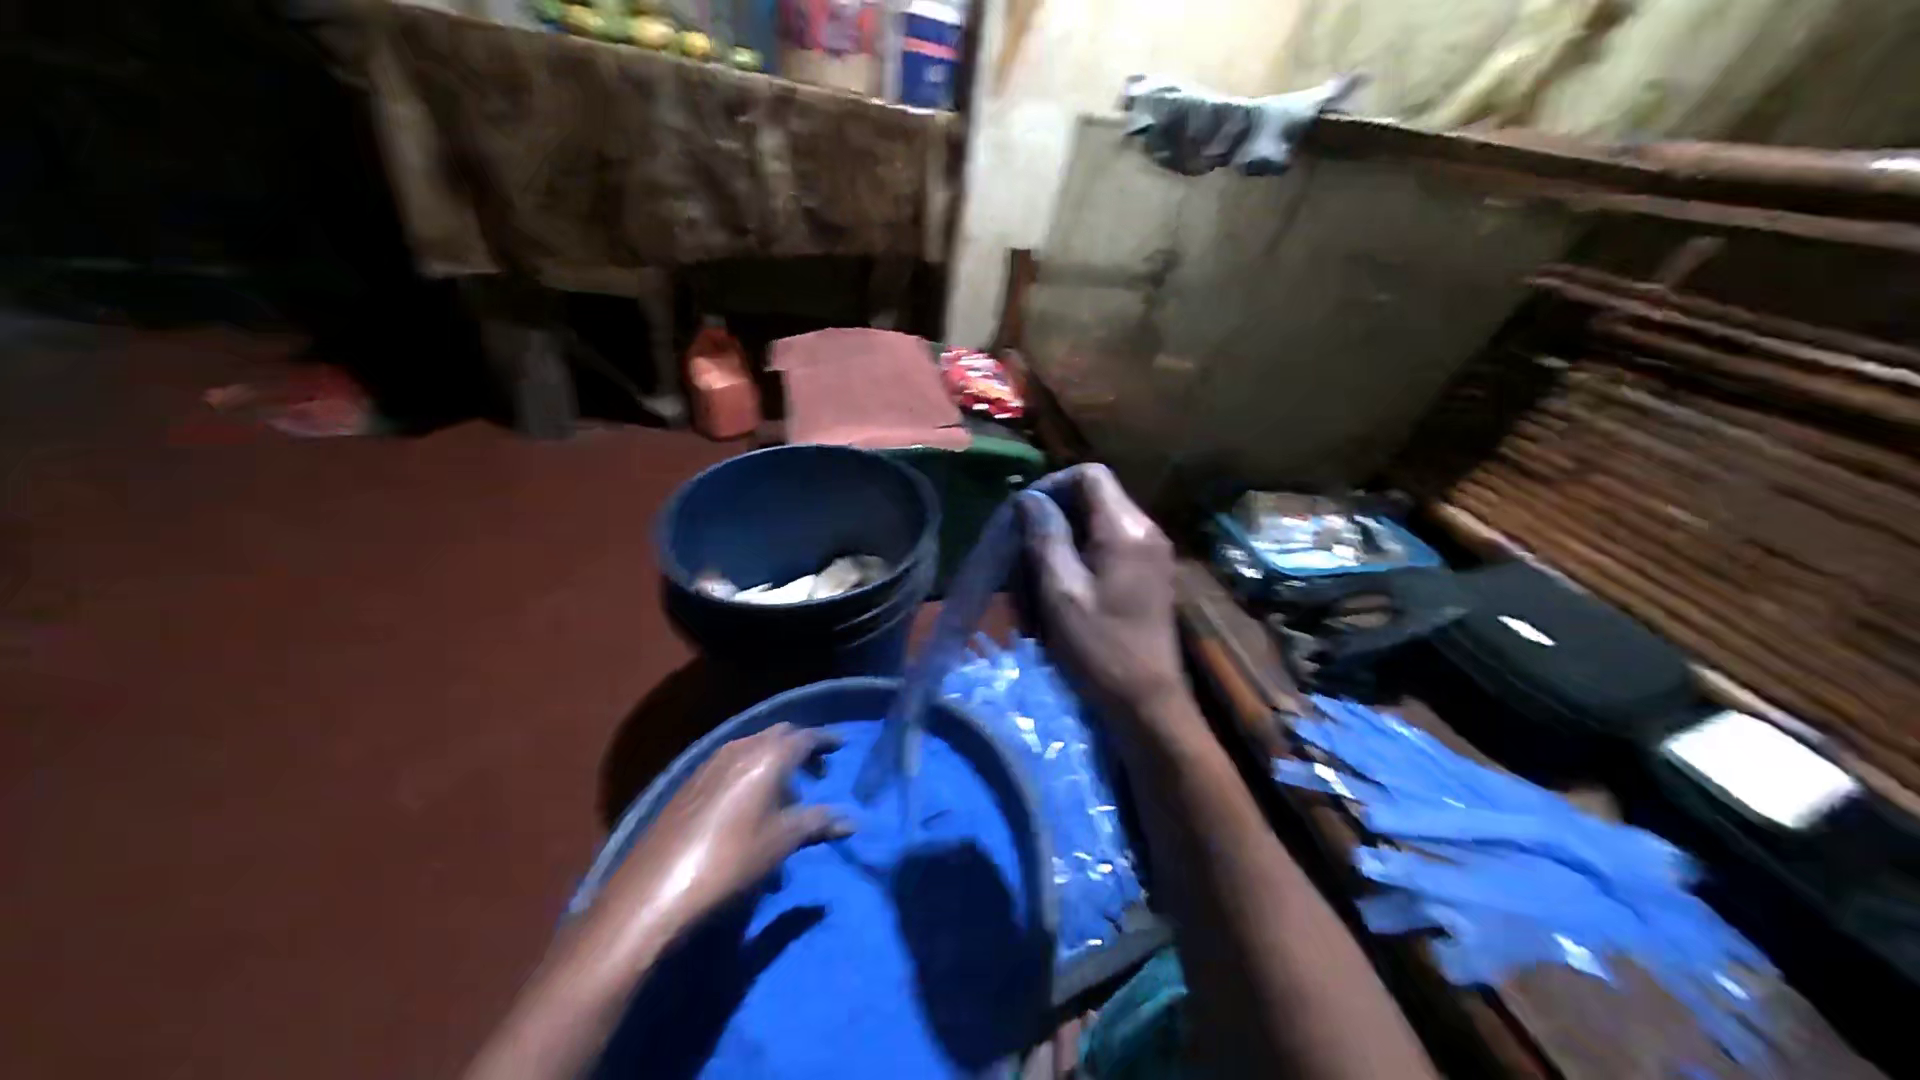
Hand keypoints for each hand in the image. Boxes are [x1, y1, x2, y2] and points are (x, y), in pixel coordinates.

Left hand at [578, 724, 850, 964]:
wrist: (656, 889)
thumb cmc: (731, 859)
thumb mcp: (782, 841)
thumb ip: (818, 823)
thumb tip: (851, 820)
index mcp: (766, 756)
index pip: (805, 737)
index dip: (825, 740)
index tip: (841, 745)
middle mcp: (739, 750)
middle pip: (777, 736)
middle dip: (800, 748)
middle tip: (817, 771)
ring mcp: (710, 764)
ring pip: (752, 750)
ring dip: (774, 763)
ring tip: (786, 797)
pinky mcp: (690, 783)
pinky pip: (731, 765)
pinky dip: (750, 774)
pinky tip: (750, 808)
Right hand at [1021, 465, 1189, 730]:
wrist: (1146, 702)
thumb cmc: (1100, 649)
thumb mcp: (1061, 591)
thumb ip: (1045, 536)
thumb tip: (1029, 498)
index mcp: (1126, 529)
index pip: (1088, 475)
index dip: (1051, 487)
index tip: (1023, 518)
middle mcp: (1145, 531)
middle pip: (1089, 501)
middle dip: (1049, 526)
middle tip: (1021, 564)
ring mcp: (1149, 554)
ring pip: (1092, 529)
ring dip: (1057, 551)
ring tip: (1033, 593)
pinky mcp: (1146, 575)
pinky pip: (1104, 552)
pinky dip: (1075, 567)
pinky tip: (1056, 602)